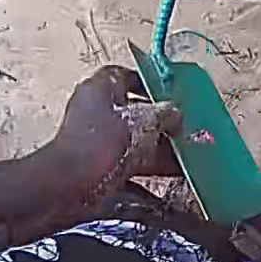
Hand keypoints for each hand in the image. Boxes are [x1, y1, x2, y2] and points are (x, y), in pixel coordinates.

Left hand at [40, 67, 180, 210]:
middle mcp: (96, 111)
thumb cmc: (104, 142)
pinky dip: (151, 170)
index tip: (170, 95)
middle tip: (184, 128)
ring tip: (187, 155)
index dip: (147, 83)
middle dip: (160, 122)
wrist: (73, 185)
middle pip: (134, 111)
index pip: (124, 76)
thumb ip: (164, 115)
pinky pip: (132, 163)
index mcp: (100, 90)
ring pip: (136, 140)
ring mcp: (98, 140)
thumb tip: (176, 114)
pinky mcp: (100, 165)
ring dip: (160, 148)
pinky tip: (174, 177)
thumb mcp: (142, 122)